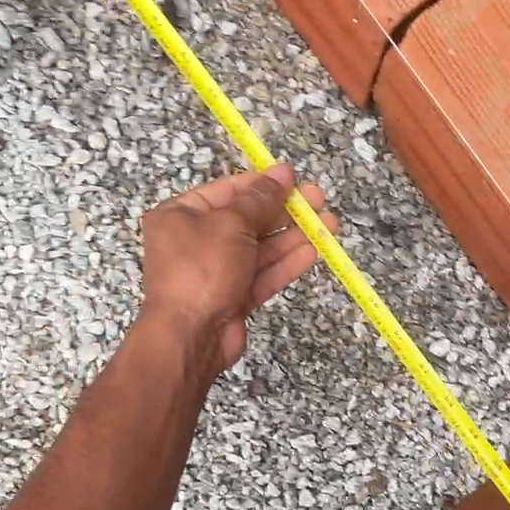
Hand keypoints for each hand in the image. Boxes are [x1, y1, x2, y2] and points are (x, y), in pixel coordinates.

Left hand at [137, 164, 334, 372]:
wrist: (189, 337)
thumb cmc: (200, 271)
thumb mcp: (230, 224)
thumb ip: (259, 200)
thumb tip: (281, 173)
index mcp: (181, 215)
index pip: (227, 191)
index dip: (262, 184)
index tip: (294, 178)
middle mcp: (196, 242)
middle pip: (247, 220)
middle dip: (284, 211)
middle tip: (318, 200)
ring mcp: (216, 272)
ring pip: (259, 249)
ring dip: (293, 237)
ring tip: (329, 225)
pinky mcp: (233, 298)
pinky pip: (262, 275)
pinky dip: (286, 263)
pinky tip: (313, 251)